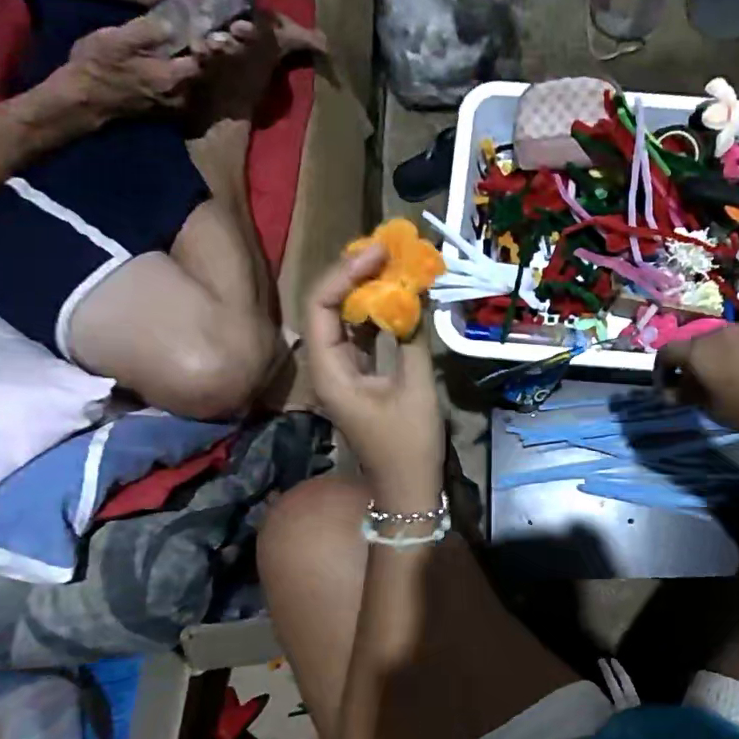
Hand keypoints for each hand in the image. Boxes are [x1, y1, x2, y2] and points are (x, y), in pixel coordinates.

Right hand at [52, 17, 203, 118]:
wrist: (85, 99)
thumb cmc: (98, 65)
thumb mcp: (116, 40)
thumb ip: (146, 32)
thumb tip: (172, 25)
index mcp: (172, 77)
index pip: (201, 62)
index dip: (201, 47)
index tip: (193, 35)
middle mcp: (180, 95)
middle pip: (199, 75)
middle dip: (196, 58)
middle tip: (187, 41)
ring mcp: (174, 106)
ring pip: (191, 85)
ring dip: (187, 69)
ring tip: (177, 52)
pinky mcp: (166, 111)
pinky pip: (181, 93)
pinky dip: (178, 81)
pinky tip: (164, 68)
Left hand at [304, 246, 445, 512]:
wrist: (406, 489)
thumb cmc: (409, 444)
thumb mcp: (416, 389)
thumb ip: (411, 338)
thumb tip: (413, 296)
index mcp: (329, 371)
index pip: (322, 306)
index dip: (346, 273)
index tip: (379, 253)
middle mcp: (326, 367)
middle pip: (327, 307)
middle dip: (353, 275)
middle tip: (386, 250)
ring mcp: (341, 373)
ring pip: (342, 319)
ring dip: (364, 291)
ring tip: (391, 264)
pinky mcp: (358, 378)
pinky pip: (359, 336)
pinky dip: (375, 314)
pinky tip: (396, 298)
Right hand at [656, 325, 738, 435]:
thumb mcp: (714, 408)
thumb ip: (690, 396)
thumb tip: (676, 391)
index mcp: (697, 348)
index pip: (665, 352)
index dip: (660, 372)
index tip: (666, 393)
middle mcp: (716, 332)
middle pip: (690, 346)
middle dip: (686, 368)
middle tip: (690, 393)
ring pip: (714, 345)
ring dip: (709, 364)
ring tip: (717, 389)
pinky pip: (735, 346)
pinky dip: (729, 361)